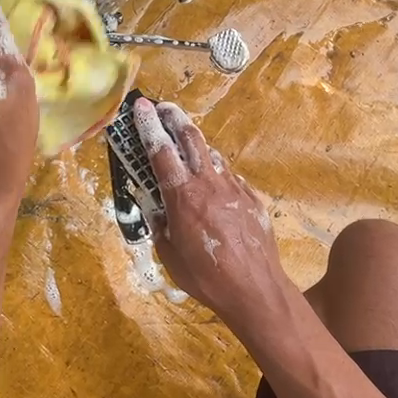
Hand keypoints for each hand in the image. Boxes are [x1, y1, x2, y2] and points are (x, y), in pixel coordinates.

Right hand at [135, 98, 292, 329]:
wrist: (256, 290)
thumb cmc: (207, 277)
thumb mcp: (170, 256)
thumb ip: (160, 227)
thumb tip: (156, 210)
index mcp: (183, 196)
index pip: (161, 151)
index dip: (148, 126)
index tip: (141, 107)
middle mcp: (208, 183)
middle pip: (191, 138)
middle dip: (175, 118)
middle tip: (164, 109)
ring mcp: (234, 188)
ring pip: (212, 154)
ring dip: (196, 145)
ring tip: (186, 145)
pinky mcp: (252, 199)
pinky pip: (230, 177)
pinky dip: (217, 173)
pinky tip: (214, 183)